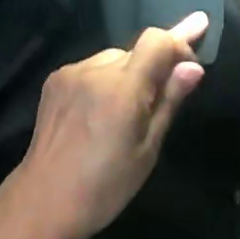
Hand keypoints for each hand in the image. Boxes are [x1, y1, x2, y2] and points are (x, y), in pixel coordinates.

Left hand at [3, 11, 208, 238]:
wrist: (45, 198)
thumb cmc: (106, 186)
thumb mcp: (147, 149)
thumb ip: (169, 101)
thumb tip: (193, 67)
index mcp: (122, 88)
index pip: (156, 40)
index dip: (179, 42)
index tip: (195, 55)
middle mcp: (95, 69)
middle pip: (134, 50)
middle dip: (153, 66)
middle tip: (163, 97)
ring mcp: (71, 72)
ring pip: (111, 59)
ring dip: (126, 74)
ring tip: (128, 113)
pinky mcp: (54, 79)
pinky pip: (89, 69)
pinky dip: (102, 81)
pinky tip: (100, 112)